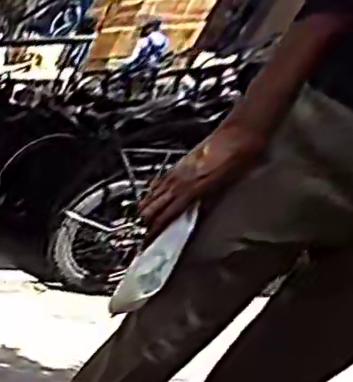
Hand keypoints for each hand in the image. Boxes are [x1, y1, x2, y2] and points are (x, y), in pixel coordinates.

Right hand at [137, 125, 265, 235]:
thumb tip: (194, 216)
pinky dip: (149, 197)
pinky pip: (154, 187)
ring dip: (145, 212)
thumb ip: (209, 200)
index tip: (146, 244)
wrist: (244, 128)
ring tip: (145, 220)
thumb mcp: (232, 180)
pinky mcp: (174, 168)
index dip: (153, 233)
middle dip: (144, 224)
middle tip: (145, 233)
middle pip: (149, 211)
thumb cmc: (245, 152)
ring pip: (148, 200)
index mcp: (190, 191)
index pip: (164, 218)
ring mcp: (173, 176)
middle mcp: (176, 185)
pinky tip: (152, 200)